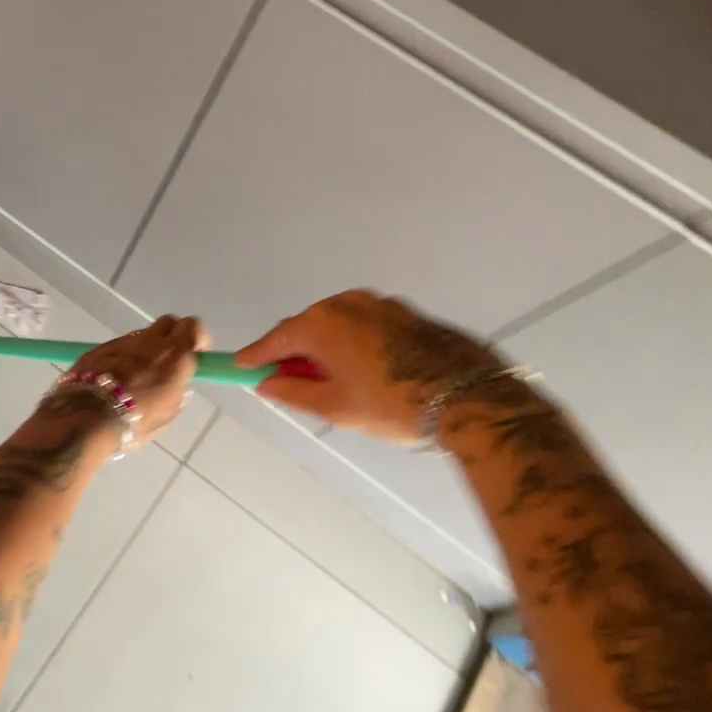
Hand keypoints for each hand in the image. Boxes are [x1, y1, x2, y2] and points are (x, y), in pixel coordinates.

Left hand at [58, 315, 208, 446]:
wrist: (86, 417)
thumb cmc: (135, 421)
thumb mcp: (168, 413)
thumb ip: (176, 390)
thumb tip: (175, 384)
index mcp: (175, 357)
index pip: (195, 327)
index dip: (197, 338)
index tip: (196, 353)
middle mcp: (151, 342)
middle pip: (169, 323)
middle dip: (173, 337)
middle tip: (168, 360)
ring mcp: (124, 341)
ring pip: (142, 334)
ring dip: (146, 347)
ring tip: (138, 372)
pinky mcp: (100, 346)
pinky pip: (119, 345)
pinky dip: (123, 355)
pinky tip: (115, 376)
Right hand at [234, 291, 498, 443]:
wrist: (472, 398)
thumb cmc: (392, 405)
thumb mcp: (334, 407)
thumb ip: (291, 392)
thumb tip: (266, 383)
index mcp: (321, 324)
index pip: (275, 340)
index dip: (255, 357)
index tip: (239, 368)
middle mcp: (346, 303)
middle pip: (305, 328)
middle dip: (293, 353)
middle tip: (288, 382)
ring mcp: (381, 304)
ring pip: (337, 325)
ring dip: (326, 348)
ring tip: (332, 381)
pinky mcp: (408, 313)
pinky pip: (365, 326)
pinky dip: (354, 343)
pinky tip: (364, 370)